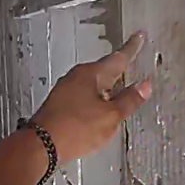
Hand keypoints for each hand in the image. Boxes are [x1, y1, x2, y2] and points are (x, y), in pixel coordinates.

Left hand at [29, 31, 152, 161]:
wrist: (40, 146)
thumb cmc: (73, 129)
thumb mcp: (110, 116)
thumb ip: (129, 100)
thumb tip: (144, 86)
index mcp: (90, 75)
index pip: (118, 58)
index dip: (132, 48)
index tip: (139, 37)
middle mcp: (75, 78)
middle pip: (104, 70)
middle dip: (119, 67)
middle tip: (131, 59)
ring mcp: (65, 91)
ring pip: (93, 84)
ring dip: (107, 86)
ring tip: (119, 88)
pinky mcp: (59, 106)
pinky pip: (83, 97)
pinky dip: (96, 99)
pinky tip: (99, 109)